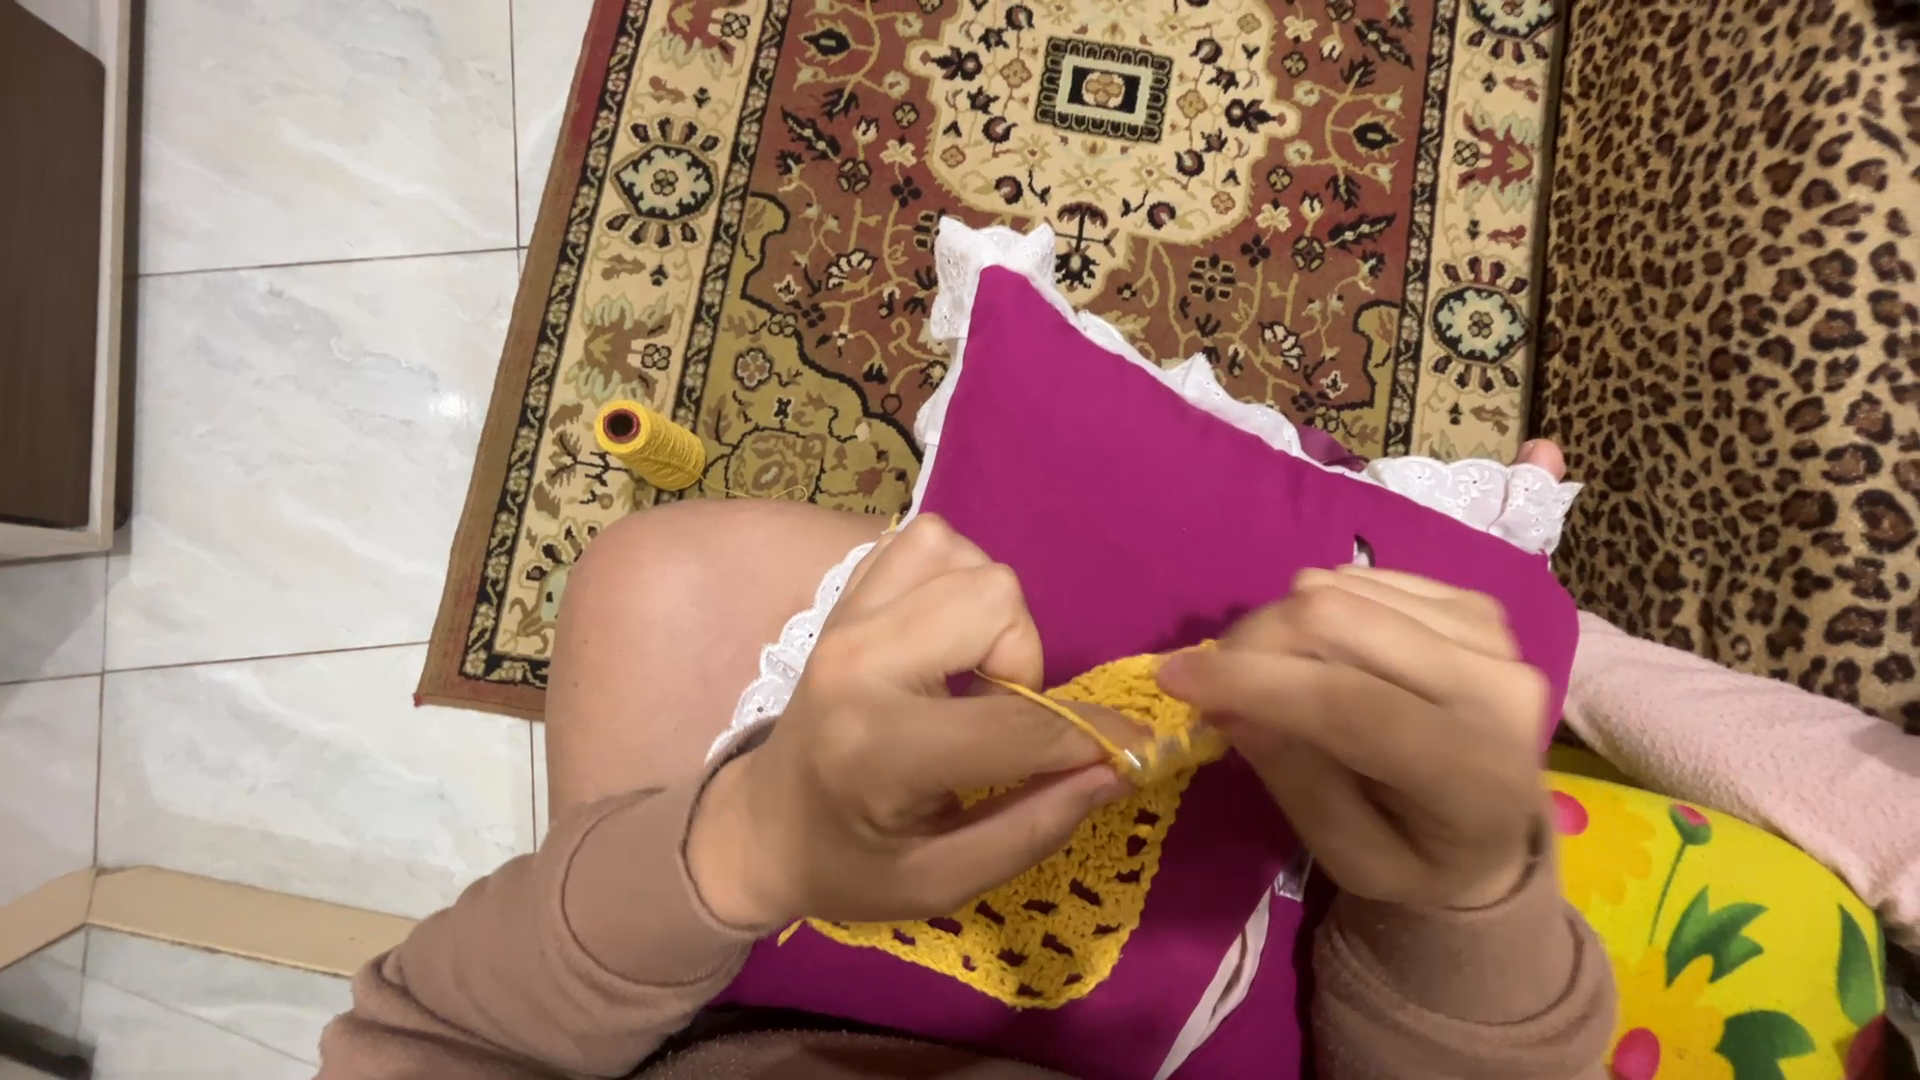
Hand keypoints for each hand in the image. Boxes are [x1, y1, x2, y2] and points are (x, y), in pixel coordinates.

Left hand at [687, 514, 1129, 928]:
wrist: (761, 822)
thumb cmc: (848, 864)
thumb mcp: (942, 881)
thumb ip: (1035, 824)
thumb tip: (1118, 764)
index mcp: (878, 747)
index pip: (1017, 724)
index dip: (1092, 736)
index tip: (1131, 747)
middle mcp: (859, 659)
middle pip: (993, 598)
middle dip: (1024, 661)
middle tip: (997, 713)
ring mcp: (845, 614)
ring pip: (964, 557)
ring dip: (990, 615)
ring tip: (968, 670)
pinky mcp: (845, 591)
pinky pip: (927, 541)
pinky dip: (956, 576)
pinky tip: (944, 631)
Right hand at [1157, 566, 1546, 909]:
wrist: (1500, 829)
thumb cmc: (1415, 857)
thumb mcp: (1348, 856)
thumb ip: (1292, 778)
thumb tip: (1227, 703)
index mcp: (1474, 772)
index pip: (1345, 703)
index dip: (1247, 681)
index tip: (1170, 677)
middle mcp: (1496, 685)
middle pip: (1334, 619)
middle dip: (1248, 642)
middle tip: (1214, 679)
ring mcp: (1489, 634)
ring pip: (1336, 586)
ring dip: (1275, 625)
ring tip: (1272, 672)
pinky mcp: (1471, 604)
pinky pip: (1354, 575)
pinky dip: (1312, 608)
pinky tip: (1323, 653)